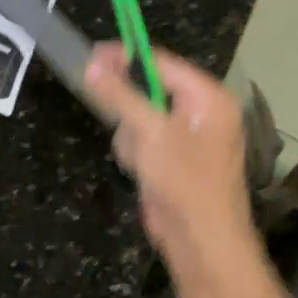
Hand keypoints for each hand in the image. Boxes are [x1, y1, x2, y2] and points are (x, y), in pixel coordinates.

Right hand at [83, 42, 257, 284]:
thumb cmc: (184, 181)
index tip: (88, 57)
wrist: (200, 241)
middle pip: (148, 87)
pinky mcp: (173, 155)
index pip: (160, 62)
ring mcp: (188, 134)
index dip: (124, 56)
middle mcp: (202, 111)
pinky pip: (141, 136)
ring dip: (129, 132)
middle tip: (113, 116)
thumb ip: (119, 95)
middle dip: (127, 106)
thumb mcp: (149, 131)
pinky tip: (140, 169)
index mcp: (209, 98)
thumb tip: (91, 64)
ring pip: (138, 113)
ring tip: (138, 157)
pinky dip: (134, 148)